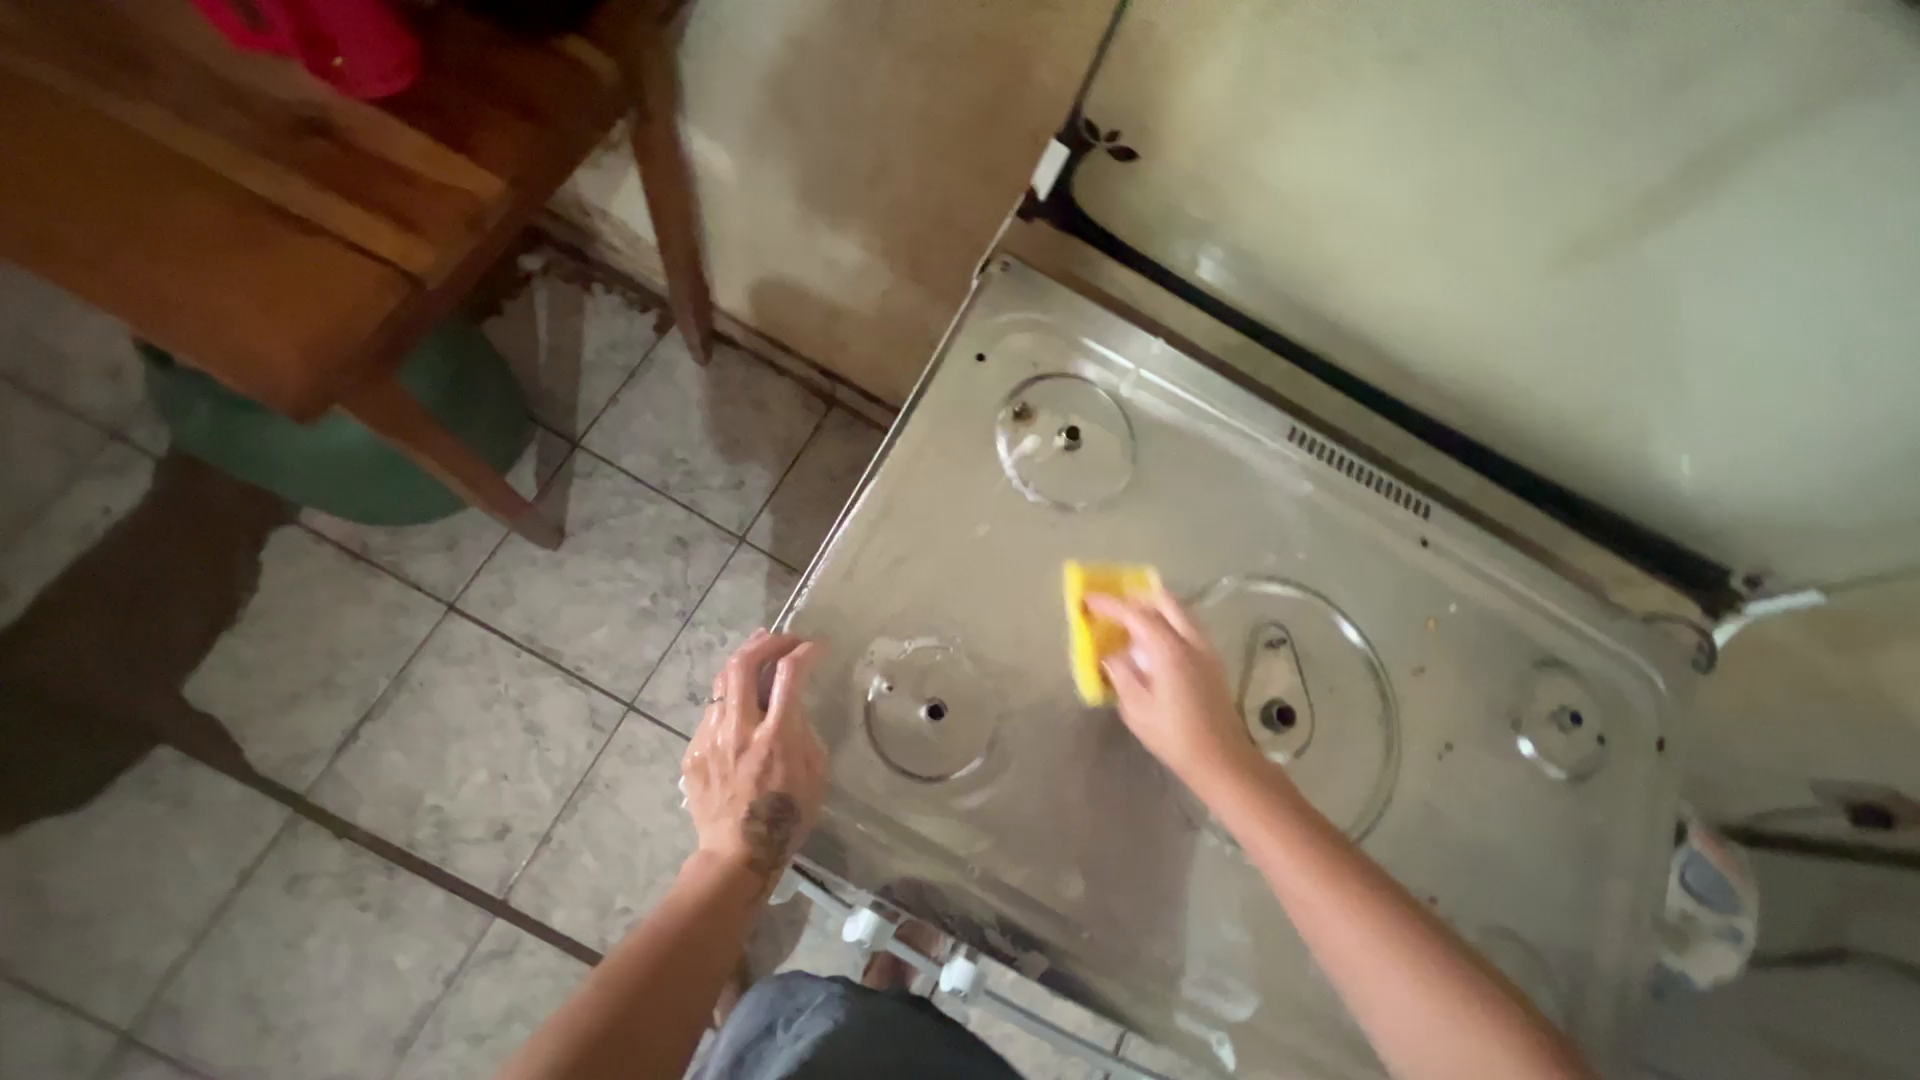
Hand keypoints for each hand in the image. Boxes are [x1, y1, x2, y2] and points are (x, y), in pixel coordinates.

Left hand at [681, 630, 827, 883]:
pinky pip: (712, 712)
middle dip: (766, 643)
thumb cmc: (788, 817)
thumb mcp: (816, 773)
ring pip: (722, 682)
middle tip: (783, 640)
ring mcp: (711, 738)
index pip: (789, 674)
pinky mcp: (694, 751)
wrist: (737, 853)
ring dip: (744, 663)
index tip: (817, 647)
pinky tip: (741, 706)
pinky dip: (731, 699)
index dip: (805, 652)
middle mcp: (740, 729)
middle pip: (744, 664)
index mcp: (776, 736)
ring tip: (758, 656)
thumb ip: (804, 732)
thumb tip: (793, 707)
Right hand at [1085, 587, 1264, 789]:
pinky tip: (1154, 646)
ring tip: (1131, 627)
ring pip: (1180, 612)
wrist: (1221, 759)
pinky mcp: (1213, 661)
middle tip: (1114, 609)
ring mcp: (1207, 649)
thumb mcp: (1136, 708)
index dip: (1110, 604)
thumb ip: (1122, 674)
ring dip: (1155, 610)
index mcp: (1170, 650)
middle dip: (1137, 598)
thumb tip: (1112, 656)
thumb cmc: (1174, 736)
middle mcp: (1192, 641)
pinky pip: (1188, 627)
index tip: (1087, 600)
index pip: (1136, 614)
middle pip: (1165, 601)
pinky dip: (1168, 624)